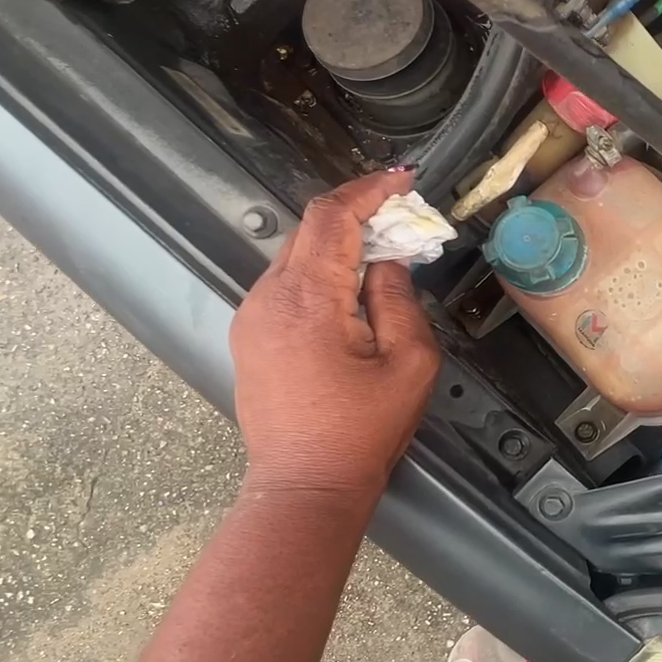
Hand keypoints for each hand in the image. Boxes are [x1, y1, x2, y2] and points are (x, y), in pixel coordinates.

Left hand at [229, 169, 440, 500]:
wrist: (307, 482)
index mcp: (308, 300)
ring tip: (387, 252)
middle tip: (405, 216)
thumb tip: (387, 263)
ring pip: (296, 256)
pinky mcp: (251, 336)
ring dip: (342, 244)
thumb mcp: (409, 361)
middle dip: (359, 213)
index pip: (331, 219)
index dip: (368, 190)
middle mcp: (268, 299)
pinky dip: (324, 270)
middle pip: (309, 230)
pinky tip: (355, 288)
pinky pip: (288, 284)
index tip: (403, 179)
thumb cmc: (365, 427)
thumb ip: (399, 299)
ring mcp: (252, 317)